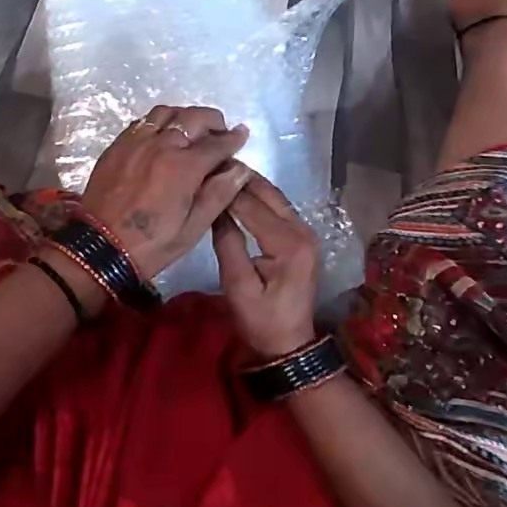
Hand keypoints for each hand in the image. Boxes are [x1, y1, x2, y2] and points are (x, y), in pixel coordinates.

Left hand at [80, 105, 252, 278]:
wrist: (101, 247)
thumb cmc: (152, 244)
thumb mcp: (193, 227)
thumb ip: (219, 194)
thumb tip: (240, 168)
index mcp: (184, 166)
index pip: (217, 143)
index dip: (234, 138)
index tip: (243, 134)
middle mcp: (161, 145)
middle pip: (193, 117)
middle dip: (213, 121)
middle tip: (220, 132)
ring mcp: (136, 142)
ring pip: (166, 112)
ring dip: (184, 116)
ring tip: (191, 131)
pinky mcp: (118, 145)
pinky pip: (142, 121)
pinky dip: (159, 122)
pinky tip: (163, 136)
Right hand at [211, 171, 319, 356]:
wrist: (290, 345)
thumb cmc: (260, 320)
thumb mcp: (238, 285)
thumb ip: (228, 243)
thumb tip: (215, 208)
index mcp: (287, 243)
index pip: (250, 206)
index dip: (224, 189)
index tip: (200, 172)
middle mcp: (302, 231)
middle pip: (268, 193)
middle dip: (239, 177)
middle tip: (210, 161)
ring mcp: (306, 233)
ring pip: (275, 197)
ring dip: (249, 184)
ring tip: (221, 171)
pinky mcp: (302, 238)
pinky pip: (278, 208)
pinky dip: (258, 197)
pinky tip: (238, 191)